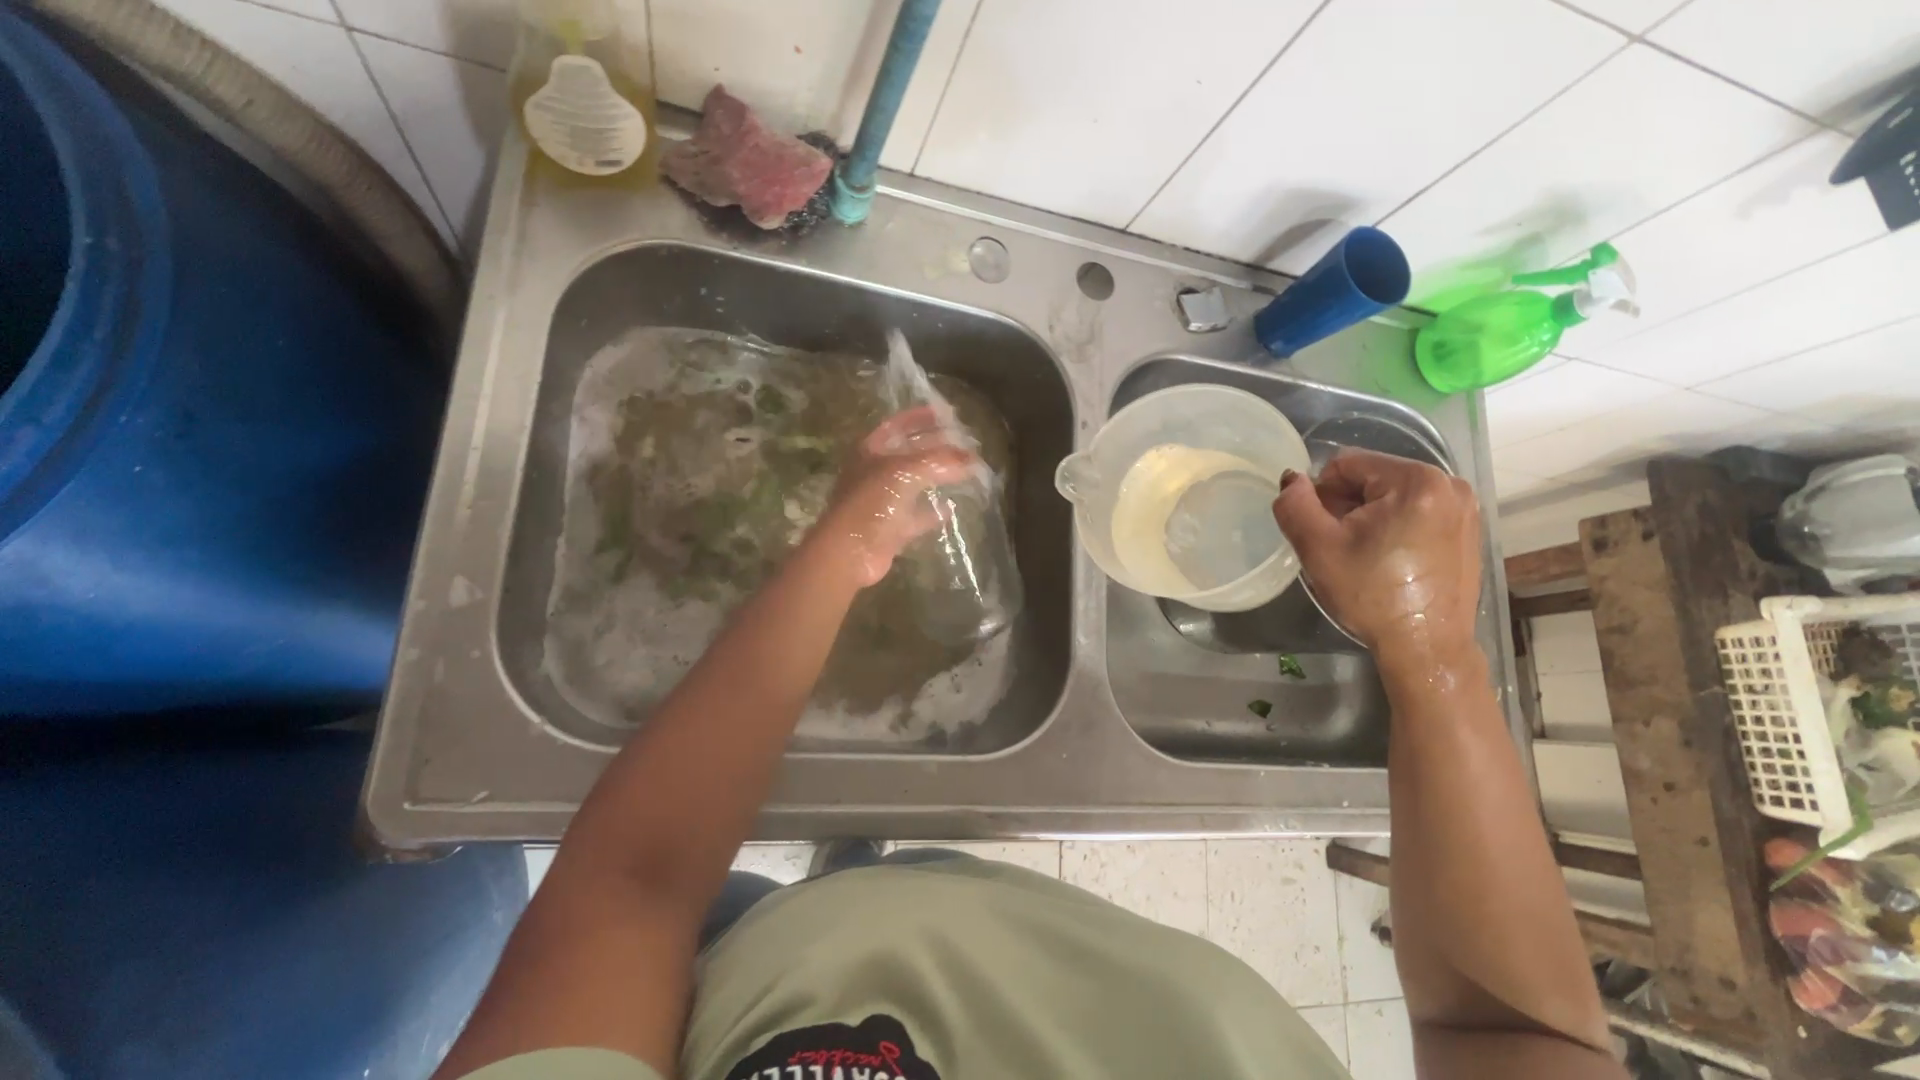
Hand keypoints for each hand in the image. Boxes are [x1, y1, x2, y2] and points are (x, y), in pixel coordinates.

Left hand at [809, 406, 975, 586]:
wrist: (850, 552)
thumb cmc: (872, 503)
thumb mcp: (906, 472)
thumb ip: (940, 461)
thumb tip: (973, 459)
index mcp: (870, 451)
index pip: (898, 425)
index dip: (921, 417)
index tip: (948, 414)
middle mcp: (874, 472)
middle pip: (909, 453)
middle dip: (935, 446)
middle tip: (963, 442)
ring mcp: (882, 501)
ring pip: (914, 484)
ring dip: (937, 477)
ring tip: (964, 471)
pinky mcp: (890, 528)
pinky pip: (916, 516)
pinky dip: (932, 512)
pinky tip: (951, 508)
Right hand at [1271, 449, 1481, 657]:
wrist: (1426, 647)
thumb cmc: (1372, 595)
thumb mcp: (1318, 547)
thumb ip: (1295, 504)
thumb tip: (1292, 480)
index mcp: (1416, 480)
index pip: (1347, 464)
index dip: (1322, 494)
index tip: (1322, 532)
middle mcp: (1449, 484)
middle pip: (1373, 477)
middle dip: (1348, 505)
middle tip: (1341, 547)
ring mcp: (1464, 508)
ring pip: (1394, 496)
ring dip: (1370, 518)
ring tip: (1364, 556)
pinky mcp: (1468, 531)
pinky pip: (1417, 513)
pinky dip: (1396, 528)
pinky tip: (1389, 561)